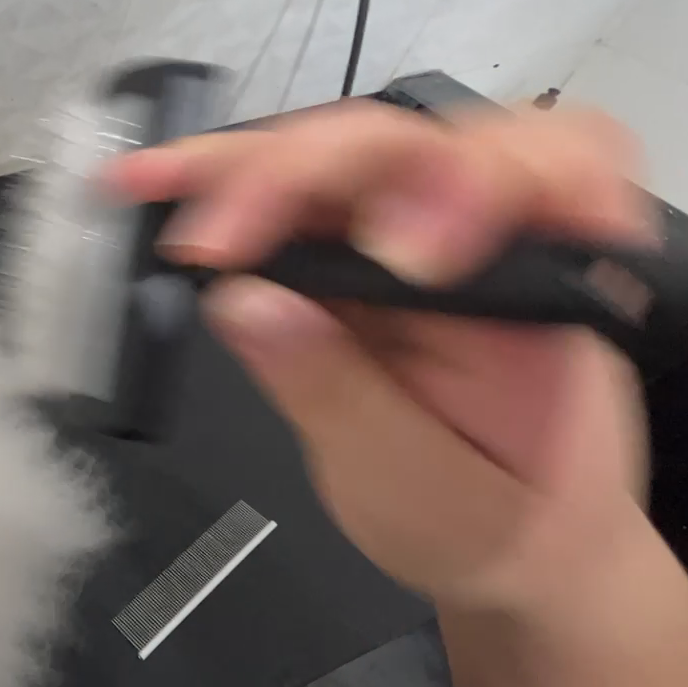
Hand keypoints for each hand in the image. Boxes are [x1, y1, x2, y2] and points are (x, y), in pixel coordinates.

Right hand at [107, 102, 657, 616]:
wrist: (492, 538)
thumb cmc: (490, 523)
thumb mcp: (421, 480)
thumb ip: (338, 390)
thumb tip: (238, 297)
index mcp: (545, 282)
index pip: (536, 175)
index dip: (463, 185)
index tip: (393, 256)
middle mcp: (477, 232)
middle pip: (399, 148)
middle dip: (296, 179)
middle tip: (207, 239)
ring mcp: (395, 231)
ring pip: (323, 156)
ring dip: (231, 166)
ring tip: (142, 180)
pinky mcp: (334, 248)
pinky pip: (273, 197)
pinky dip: (206, 187)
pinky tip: (146, 187)